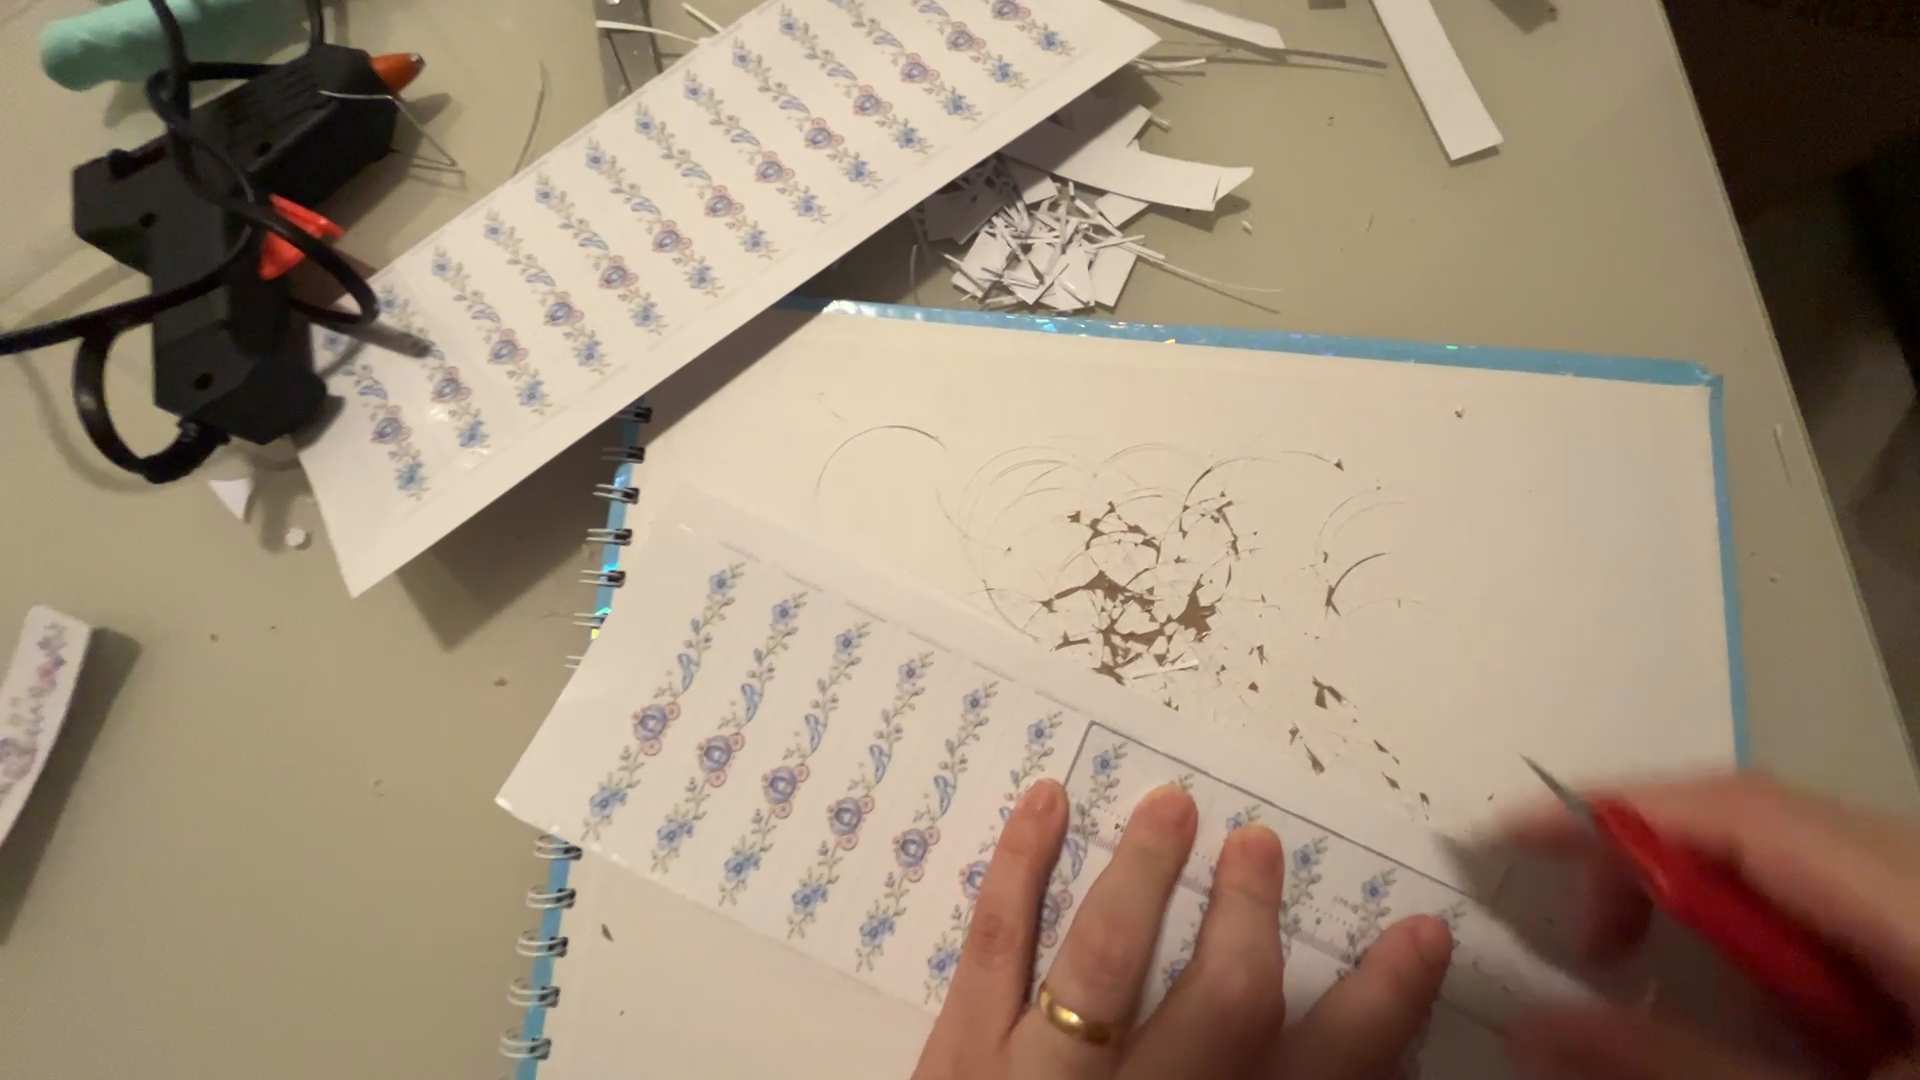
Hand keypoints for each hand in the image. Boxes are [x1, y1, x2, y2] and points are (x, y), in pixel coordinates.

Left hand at [912, 779, 1455, 1079]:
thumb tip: (1333, 1056)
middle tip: (1257, 843)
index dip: (1380, 1008)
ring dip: (1142, 872)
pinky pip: (997, 938)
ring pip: (1104, 959)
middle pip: (1219, 1008)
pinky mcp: (962, 1044)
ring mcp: (1038, 1072)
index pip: (1320, 1078)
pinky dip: (1021, 861)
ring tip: (1172, 802)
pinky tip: (1046, 798)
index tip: (1420, 933)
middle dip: (1248, 920)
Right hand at [1502, 772, 1919, 1078]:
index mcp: (1915, 901)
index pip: (1731, 809)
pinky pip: (1827, 886)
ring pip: (1787, 849)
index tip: (1512, 836)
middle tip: (1597, 936)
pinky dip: (1762, 919)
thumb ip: (1679, 1064)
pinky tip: (1777, 993)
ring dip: (1700, 891)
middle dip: (1645, 857)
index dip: (1609, 810)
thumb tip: (1525, 1029)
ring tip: (1666, 958)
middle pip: (1751, 817)